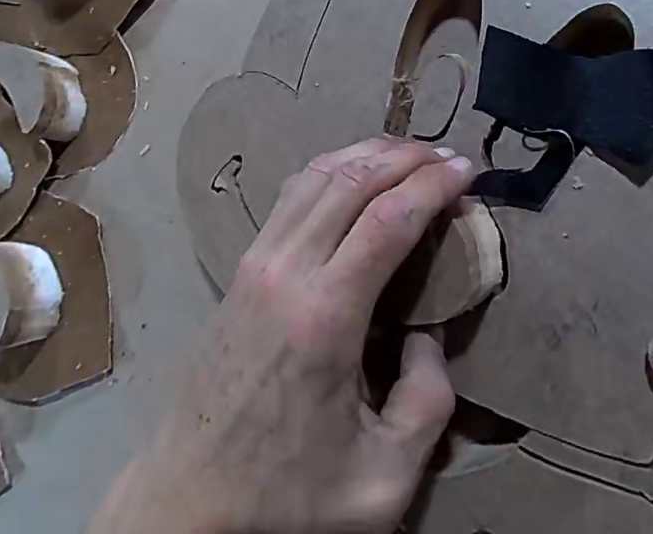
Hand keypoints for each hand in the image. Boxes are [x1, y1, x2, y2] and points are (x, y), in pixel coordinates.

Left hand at [92, 138, 475, 533]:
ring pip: (319, 174)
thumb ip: (429, 399)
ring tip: (414, 153)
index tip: (470, 170)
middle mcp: (286, 273)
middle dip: (410, 156)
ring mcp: (257, 263)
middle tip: (450, 156)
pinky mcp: (242, 267)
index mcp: (325, 316)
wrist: (182, 509)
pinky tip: (360, 170)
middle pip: (355, 180)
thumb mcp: (384, 478)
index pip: (389, 217)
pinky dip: (336, 167)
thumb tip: (428, 334)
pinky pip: (294, 192)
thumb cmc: (286, 497)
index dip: (436, 184)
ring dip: (372, 153)